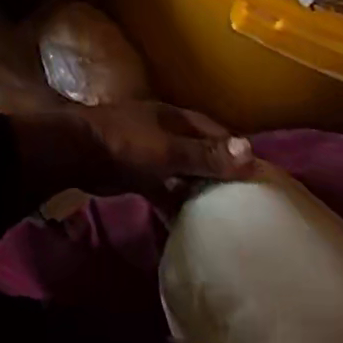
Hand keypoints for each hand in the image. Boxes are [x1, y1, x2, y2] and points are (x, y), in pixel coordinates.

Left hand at [65, 101, 255, 205]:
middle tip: (254, 204)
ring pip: (182, 171)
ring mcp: (146, 151)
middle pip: (199, 151)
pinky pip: (163, 189)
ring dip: (199, 189)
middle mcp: (160, 131)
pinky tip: (193, 225)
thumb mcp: (169, 150)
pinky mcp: (134, 173)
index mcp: (170, 117)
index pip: (214, 131)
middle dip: (222, 173)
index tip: (267, 177)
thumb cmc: (124, 144)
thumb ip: (207, 154)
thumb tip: (252, 151)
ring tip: (230, 218)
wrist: (75, 153)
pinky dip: (175, 204)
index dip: (239, 150)